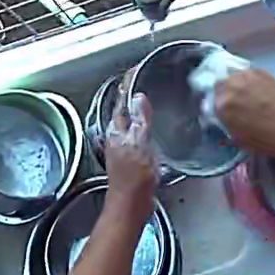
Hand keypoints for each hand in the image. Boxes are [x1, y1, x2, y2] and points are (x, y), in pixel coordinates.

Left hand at [104, 91, 156, 211]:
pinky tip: (157, 127)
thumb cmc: (134, 177)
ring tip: (154, 97)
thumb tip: (138, 96)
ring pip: (132, 120)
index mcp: (117, 129)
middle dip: (134, 93)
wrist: (131, 206)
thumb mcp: (140, 144)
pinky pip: (140, 133)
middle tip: (148, 79)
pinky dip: (147, 124)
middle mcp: (118, 135)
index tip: (137, 68)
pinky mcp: (134, 156)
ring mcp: (125, 146)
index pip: (121, 99)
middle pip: (125, 108)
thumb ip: (140, 120)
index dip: (128, 83)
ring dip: (141, 108)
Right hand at [212, 67, 274, 157]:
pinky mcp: (261, 71)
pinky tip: (256, 92)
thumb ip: (225, 124)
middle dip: (223, 94)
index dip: (215, 108)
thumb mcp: (239, 139)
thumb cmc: (270, 140)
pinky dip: (248, 82)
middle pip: (218, 86)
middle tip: (233, 106)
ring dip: (235, 86)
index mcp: (221, 105)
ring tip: (246, 97)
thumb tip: (222, 118)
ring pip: (232, 78)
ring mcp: (246, 76)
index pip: (208, 102)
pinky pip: (246, 75)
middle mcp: (231, 86)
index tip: (220, 113)